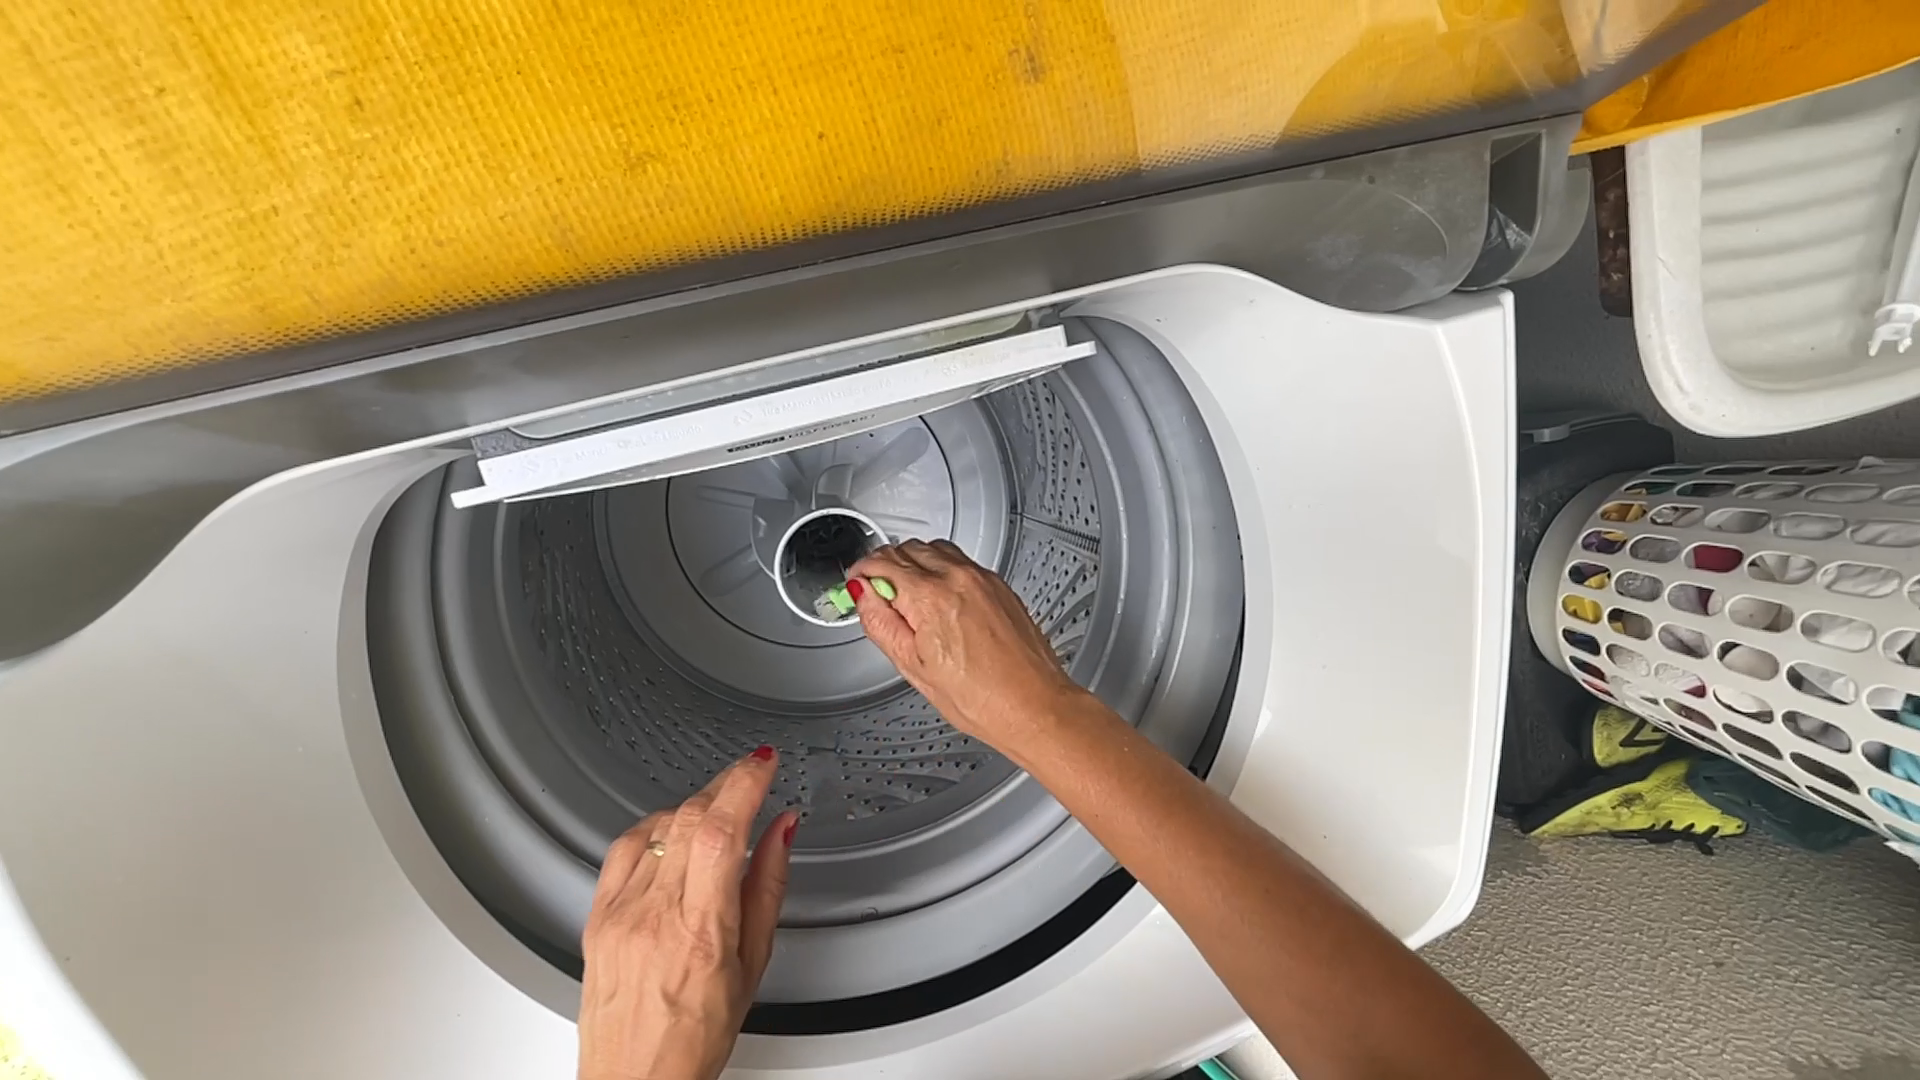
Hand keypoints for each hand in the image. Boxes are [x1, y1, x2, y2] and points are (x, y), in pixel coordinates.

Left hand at [577, 748, 797, 1079]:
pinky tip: (674, 829)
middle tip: (751, 772)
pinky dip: (656, 825)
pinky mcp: (596, 916)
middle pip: (690, 817)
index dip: (745, 783)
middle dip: (727, 782)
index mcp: (701, 928)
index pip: (722, 830)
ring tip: (719, 806)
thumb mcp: (754, 961)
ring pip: (659, 824)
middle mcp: (654, 914)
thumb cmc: (698, 1035)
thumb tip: (782, 827)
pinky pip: (624, 846)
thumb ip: (768, 883)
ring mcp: (619, 912)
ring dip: (696, 803)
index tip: (764, 762)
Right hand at [848, 540, 1091, 753]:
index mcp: (931, 597)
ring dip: (915, 562)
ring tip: (909, 596)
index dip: (862, 572)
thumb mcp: (913, 667)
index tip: (858, 584)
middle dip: (886, 566)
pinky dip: (941, 568)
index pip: (883, 562)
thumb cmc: (982, 698)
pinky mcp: (999, 584)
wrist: (1033, 705)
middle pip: (908, 549)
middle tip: (879, 594)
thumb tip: (863, 595)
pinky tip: (940, 597)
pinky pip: (961, 560)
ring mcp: (982, 578)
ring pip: (935, 548)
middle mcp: (958, 578)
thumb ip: (881, 623)